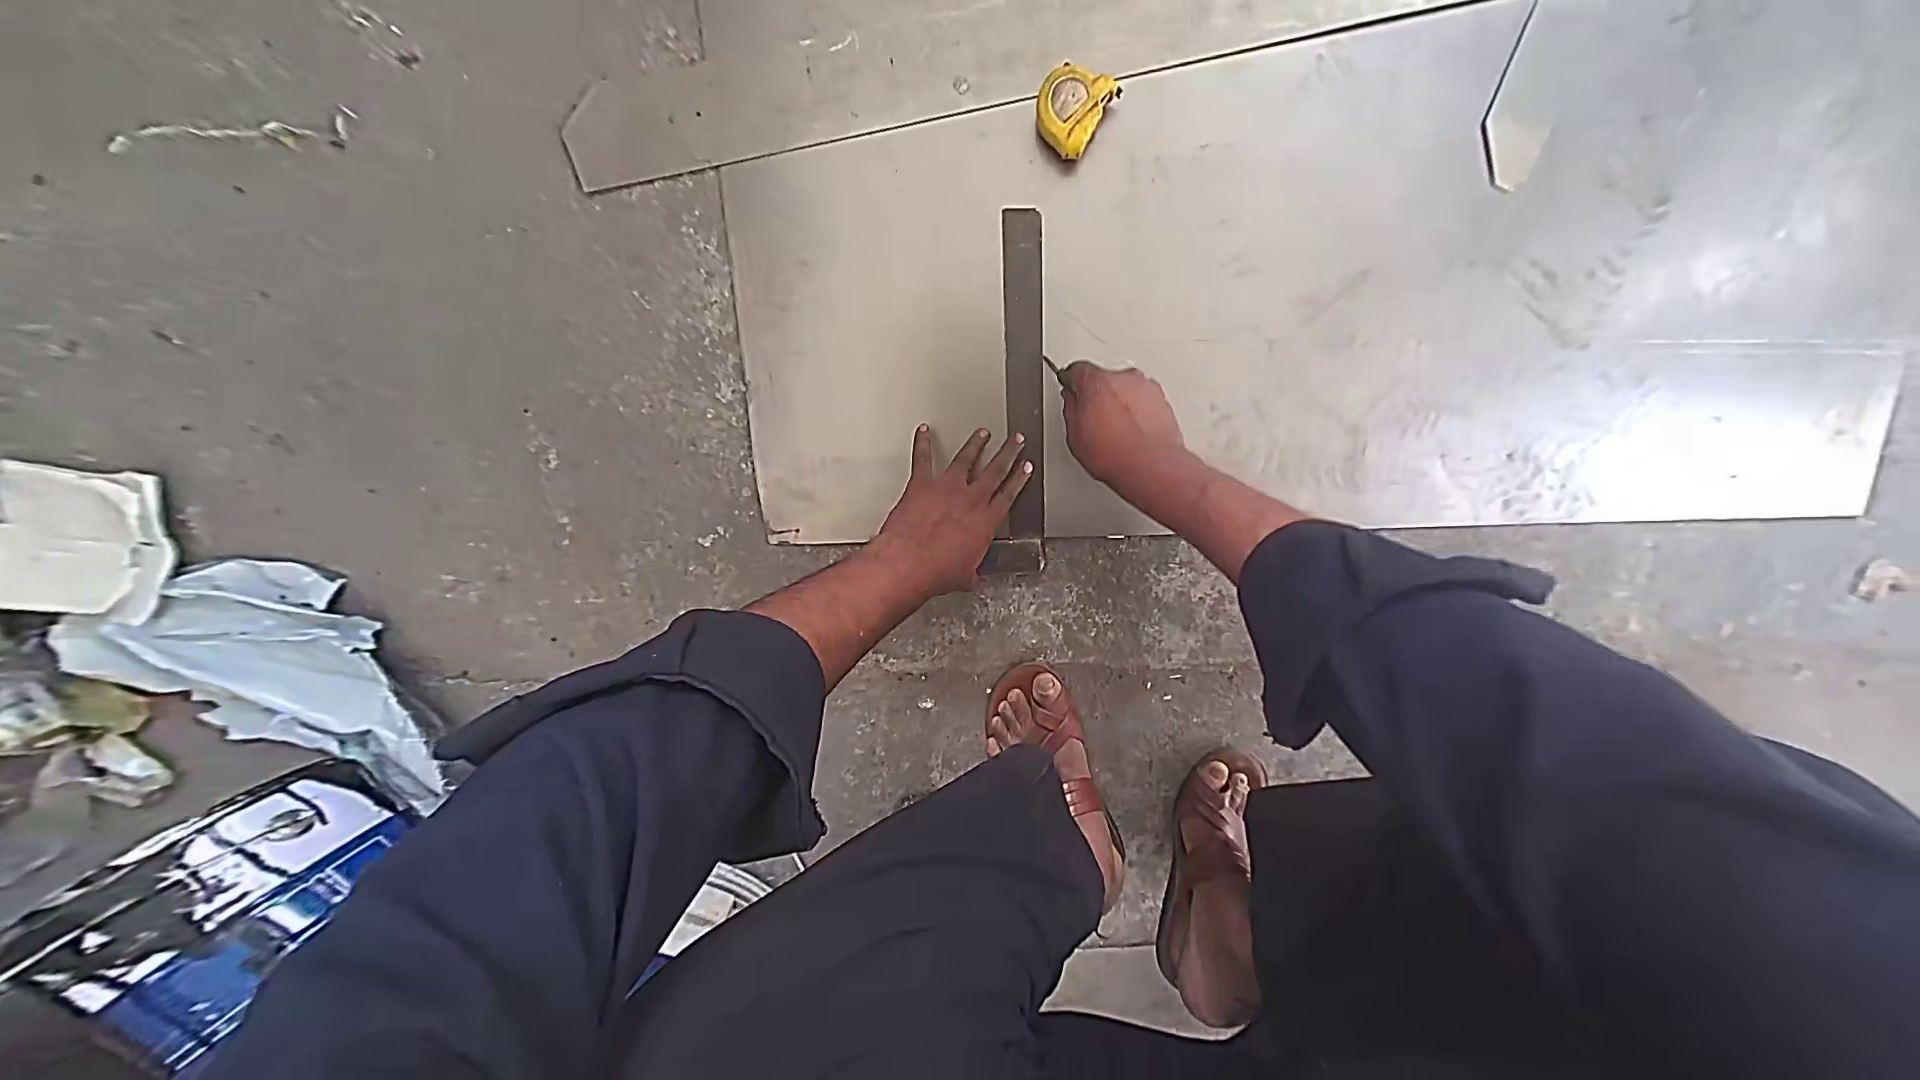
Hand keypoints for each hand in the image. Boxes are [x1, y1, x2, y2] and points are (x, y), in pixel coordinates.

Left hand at [869, 425, 1031, 595]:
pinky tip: (924, 432)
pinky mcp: (921, 484)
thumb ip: (971, 570)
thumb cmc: (936, 571)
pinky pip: (922, 458)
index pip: (1009, 494)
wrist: (909, 563)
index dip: (1019, 478)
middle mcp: (970, 499)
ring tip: (982, 433)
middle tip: (1015, 440)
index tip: (1025, 466)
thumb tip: (969, 576)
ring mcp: (946, 488)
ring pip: (966, 458)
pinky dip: (922, 443)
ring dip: (975, 444)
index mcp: (986, 520)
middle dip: (1008, 452)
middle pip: (995, 469)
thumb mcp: (964, 576)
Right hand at [1061, 361, 1189, 489]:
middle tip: (1093, 418)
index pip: (1077, 370)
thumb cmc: (1116, 454)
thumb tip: (1072, 401)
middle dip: (1098, 394)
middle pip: (1104, 376)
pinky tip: (1131, 430)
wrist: (1150, 467)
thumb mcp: (1075, 436)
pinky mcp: (1162, 398)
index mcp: (1095, 381)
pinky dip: (1137, 408)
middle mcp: (1123, 377)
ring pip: (1125, 386)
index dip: (1071, 383)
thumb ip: (1070, 409)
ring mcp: (1145, 386)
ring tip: (1115, 429)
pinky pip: (1143, 397)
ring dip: (1120, 401)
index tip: (1071, 391)